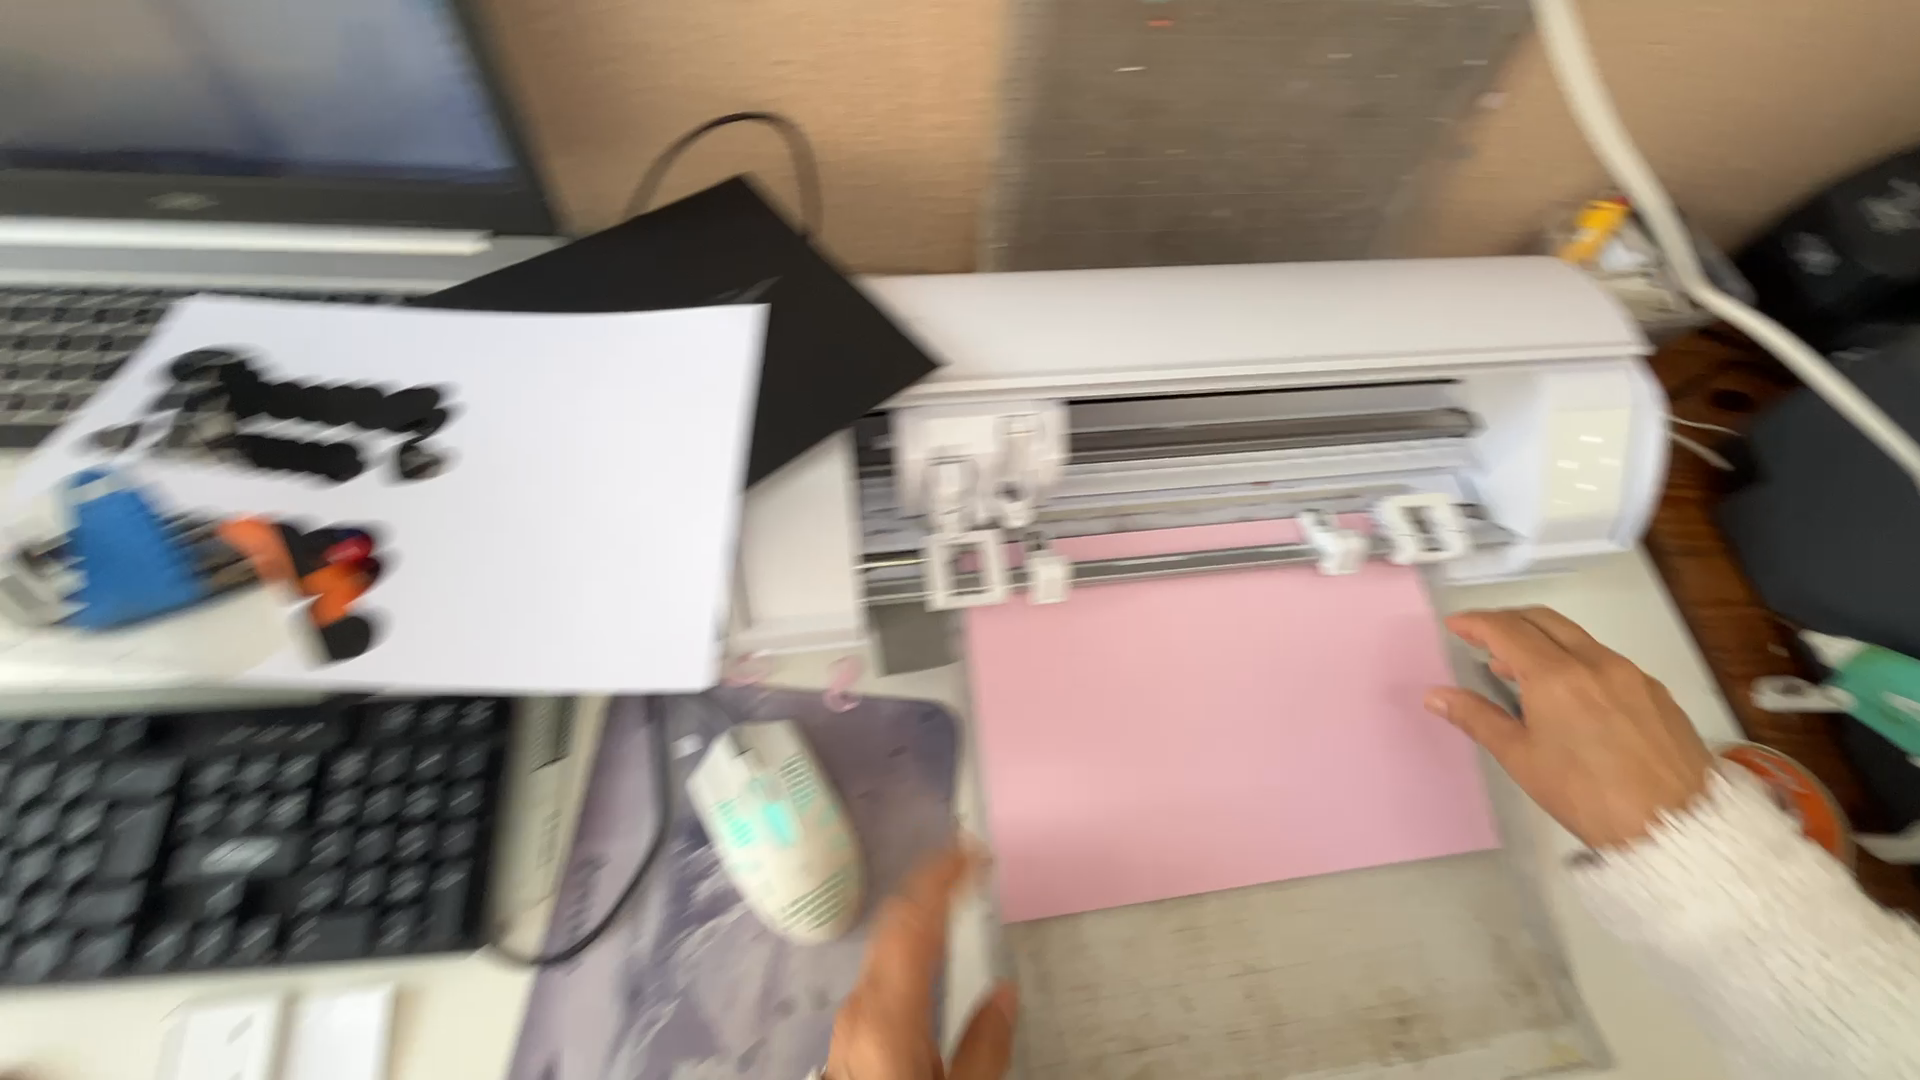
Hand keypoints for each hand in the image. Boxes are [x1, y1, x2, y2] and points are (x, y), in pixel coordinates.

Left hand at [826, 847, 1017, 1079]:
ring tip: (958, 887)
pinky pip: (883, 960)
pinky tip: (930, 939)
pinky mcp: (851, 1028)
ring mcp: (851, 1014)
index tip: (974, 852)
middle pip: (895, 920)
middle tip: (972, 859)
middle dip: (932, 879)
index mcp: (889, 1015)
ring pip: (886, 937)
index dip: (943, 877)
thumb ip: (985, 1048)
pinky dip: (910, 933)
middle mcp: (862, 1003)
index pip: (914, 921)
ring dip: (921, 903)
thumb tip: (1004, 992)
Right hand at [1424, 606, 1714, 849]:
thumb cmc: (1585, 794)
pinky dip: (1572, 659)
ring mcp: (1632, 676)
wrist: (1680, 829)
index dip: (1475, 623)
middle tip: (1481, 638)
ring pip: (1576, 637)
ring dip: (1539, 640)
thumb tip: (1435, 695)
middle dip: (1506, 621)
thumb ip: (1476, 717)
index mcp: (1556, 676)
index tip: (1454, 626)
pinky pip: (1604, 659)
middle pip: (1543, 620)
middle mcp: (1596, 663)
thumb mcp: (1520, 757)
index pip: (1506, 630)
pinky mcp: (1657, 694)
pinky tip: (1565, 691)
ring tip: (1516, 667)